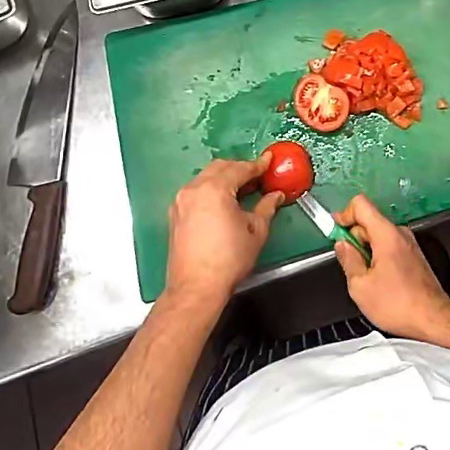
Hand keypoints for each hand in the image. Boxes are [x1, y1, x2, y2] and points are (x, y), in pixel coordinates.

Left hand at [164, 156, 283, 305]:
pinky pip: (195, 191)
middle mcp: (194, 189)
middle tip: (257, 176)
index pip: (239, 169)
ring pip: (205, 177)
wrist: (196, 287)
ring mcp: (181, 201)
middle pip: (219, 168)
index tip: (268, 162)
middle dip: (239, 168)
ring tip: (242, 190)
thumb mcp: (256, 231)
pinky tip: (223, 202)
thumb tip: (274, 196)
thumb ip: (266, 208)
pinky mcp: (175, 213)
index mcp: (215, 189)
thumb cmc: (228, 261)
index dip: (257, 165)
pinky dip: (210, 190)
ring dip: (224, 178)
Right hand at [333, 195, 449, 341]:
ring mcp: (409, 244)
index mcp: (386, 234)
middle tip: (350, 264)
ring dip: (366, 251)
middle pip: (369, 221)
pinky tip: (379, 281)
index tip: (336, 233)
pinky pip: (389, 247)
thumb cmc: (397, 304)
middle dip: (354, 239)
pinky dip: (378, 257)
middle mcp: (400, 233)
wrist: (434, 321)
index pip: (360, 204)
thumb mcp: (360, 285)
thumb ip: (347, 259)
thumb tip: (342, 245)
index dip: (343, 215)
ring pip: (378, 236)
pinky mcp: (414, 257)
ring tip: (365, 278)